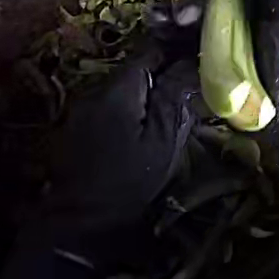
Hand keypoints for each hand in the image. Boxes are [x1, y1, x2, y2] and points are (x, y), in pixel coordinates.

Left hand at [42, 54, 199, 267]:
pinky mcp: (79, 129)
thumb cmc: (127, 183)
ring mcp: (83, 110)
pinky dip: (132, 111)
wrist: (78, 227)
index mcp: (119, 89)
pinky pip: (112, 107)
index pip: (151, 51)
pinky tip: (145, 131)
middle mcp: (97, 90)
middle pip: (137, 70)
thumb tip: (191, 62)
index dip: (177, 53)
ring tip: (172, 112)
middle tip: (192, 91)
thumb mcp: (162, 141)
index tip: (200, 64)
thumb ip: (175, 97)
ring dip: (148, 95)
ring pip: (125, 89)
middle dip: (164, 75)